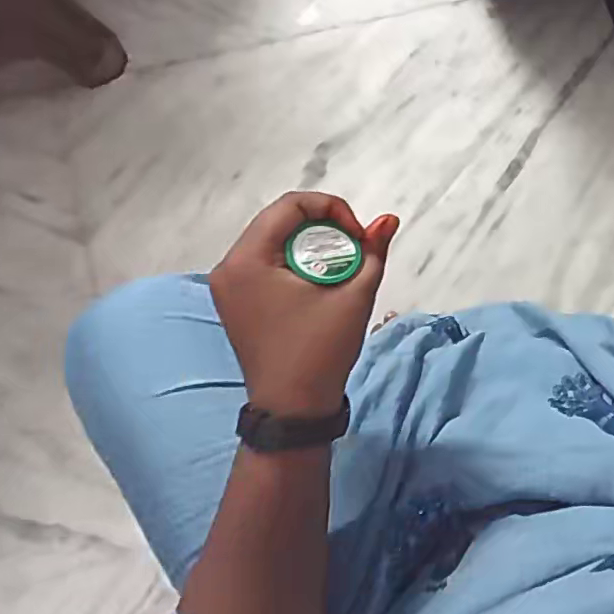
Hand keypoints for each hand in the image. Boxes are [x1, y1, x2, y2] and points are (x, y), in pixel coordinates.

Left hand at [211, 192, 398, 417]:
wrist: (293, 408)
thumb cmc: (322, 352)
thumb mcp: (355, 296)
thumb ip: (373, 251)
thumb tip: (387, 219)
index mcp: (248, 260)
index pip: (290, 205)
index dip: (332, 209)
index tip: (358, 237)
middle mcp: (228, 266)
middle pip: (279, 220)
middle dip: (323, 226)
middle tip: (353, 250)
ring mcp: (227, 285)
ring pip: (273, 240)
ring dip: (310, 243)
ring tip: (339, 267)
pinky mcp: (234, 300)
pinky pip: (265, 262)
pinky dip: (295, 261)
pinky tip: (318, 282)